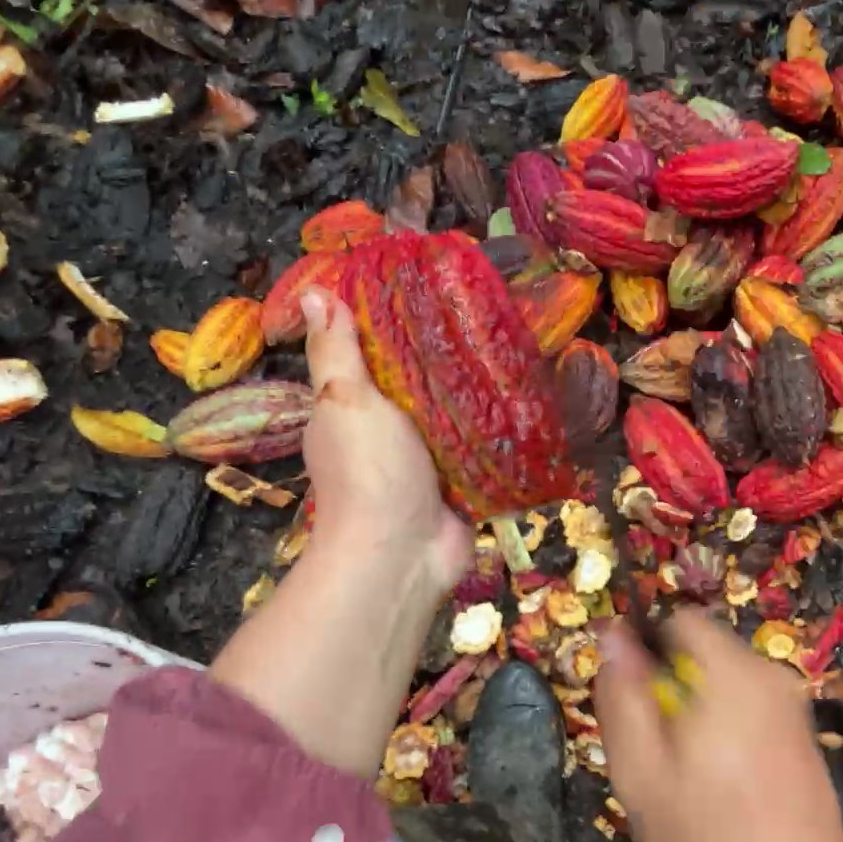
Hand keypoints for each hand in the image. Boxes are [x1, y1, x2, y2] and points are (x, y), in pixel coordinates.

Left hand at [208, 288, 473, 775]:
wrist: (403, 554)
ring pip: (457, 414)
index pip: (377, 354)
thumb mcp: (346, 402)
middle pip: (422, 383)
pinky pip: (484, 447)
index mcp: (354, 407)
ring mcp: (429, 460)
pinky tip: (527, 400)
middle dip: (449, 355)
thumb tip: (314, 293)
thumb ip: (338, 354)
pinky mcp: (464, 482)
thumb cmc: (369, 472)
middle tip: (489, 314)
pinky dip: (499, 429)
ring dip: (479, 392)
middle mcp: (390, 431)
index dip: (400, 322)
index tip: (433, 288)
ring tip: (515, 348)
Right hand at [594, 611, 842, 841]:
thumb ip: (623, 698)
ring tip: (691, 778)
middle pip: (703, 654)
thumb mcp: (642, 775)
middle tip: (660, 754)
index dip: (649, 650)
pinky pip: (753, 708)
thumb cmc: (708, 841)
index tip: (637, 700)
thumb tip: (612, 637)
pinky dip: (730, 730)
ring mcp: (794, 705)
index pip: (681, 621)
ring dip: (700, 714)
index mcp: (732, 674)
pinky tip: (725, 787)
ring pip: (726, 683)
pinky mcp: (805, 733)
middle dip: (674, 690)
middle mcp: (771, 676)